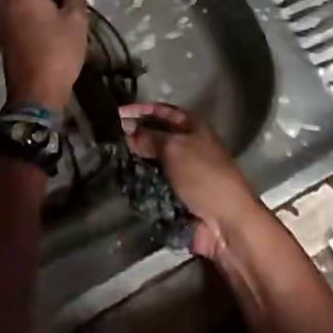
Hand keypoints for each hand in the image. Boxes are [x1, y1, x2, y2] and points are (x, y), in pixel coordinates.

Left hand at [0, 0, 88, 110]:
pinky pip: (15, 14)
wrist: (36, 95)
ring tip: (55, 7)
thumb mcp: (77, 23)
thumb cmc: (58, 52)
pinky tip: (48, 25)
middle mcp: (7, 4)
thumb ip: (74, 0)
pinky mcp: (6, 39)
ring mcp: (4, 22)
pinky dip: (28, 12)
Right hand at [120, 103, 265, 259]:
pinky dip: (139, 187)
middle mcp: (185, 146)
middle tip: (105, 140)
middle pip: (154, 137)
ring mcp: (180, 174)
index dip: (138, 110)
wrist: (227, 224)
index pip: (160, 110)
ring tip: (108, 162)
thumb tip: (126, 128)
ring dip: (134, 164)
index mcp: (191, 126)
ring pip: (150, 164)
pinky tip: (121, 185)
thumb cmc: (204, 175)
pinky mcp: (175, 198)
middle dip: (133, 139)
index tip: (113, 113)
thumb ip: (148, 137)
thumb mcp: (174, 148)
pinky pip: (152, 187)